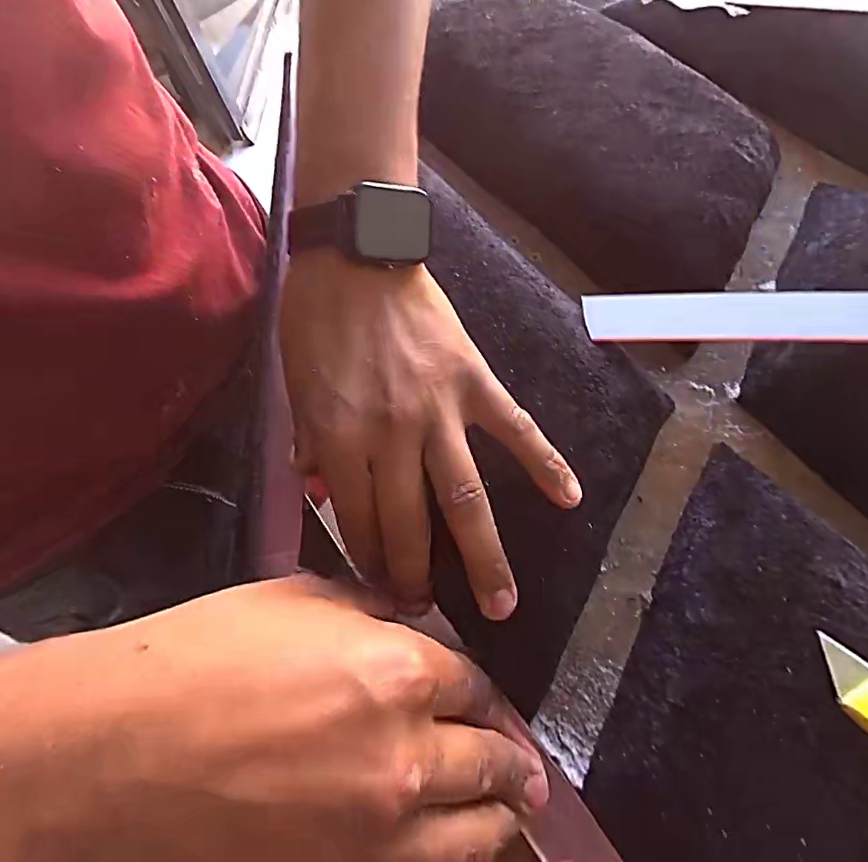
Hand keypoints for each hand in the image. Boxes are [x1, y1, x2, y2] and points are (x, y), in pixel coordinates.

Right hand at [23, 576, 550, 861]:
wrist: (114, 751)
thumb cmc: (209, 653)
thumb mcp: (303, 601)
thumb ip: (373, 612)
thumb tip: (411, 622)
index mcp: (401, 672)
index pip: (474, 685)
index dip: (488, 697)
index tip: (496, 707)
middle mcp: (406, 754)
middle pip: (487, 759)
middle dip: (510, 761)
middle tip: (526, 772)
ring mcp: (377, 834)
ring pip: (474, 833)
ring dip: (499, 820)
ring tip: (513, 816)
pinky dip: (450, 859)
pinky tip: (454, 851)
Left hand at [280, 249, 581, 618]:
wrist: (359, 257)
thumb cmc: (317, 318)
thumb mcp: (297, 383)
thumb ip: (312, 440)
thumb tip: (321, 485)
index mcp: (342, 436)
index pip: (357, 519)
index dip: (366, 561)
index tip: (378, 590)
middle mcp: (393, 435)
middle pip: (409, 521)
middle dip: (416, 575)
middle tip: (426, 610)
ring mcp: (440, 409)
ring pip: (464, 495)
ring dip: (483, 555)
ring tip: (500, 603)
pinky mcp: (474, 381)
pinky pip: (515, 427)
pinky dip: (545, 461)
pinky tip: (570, 497)